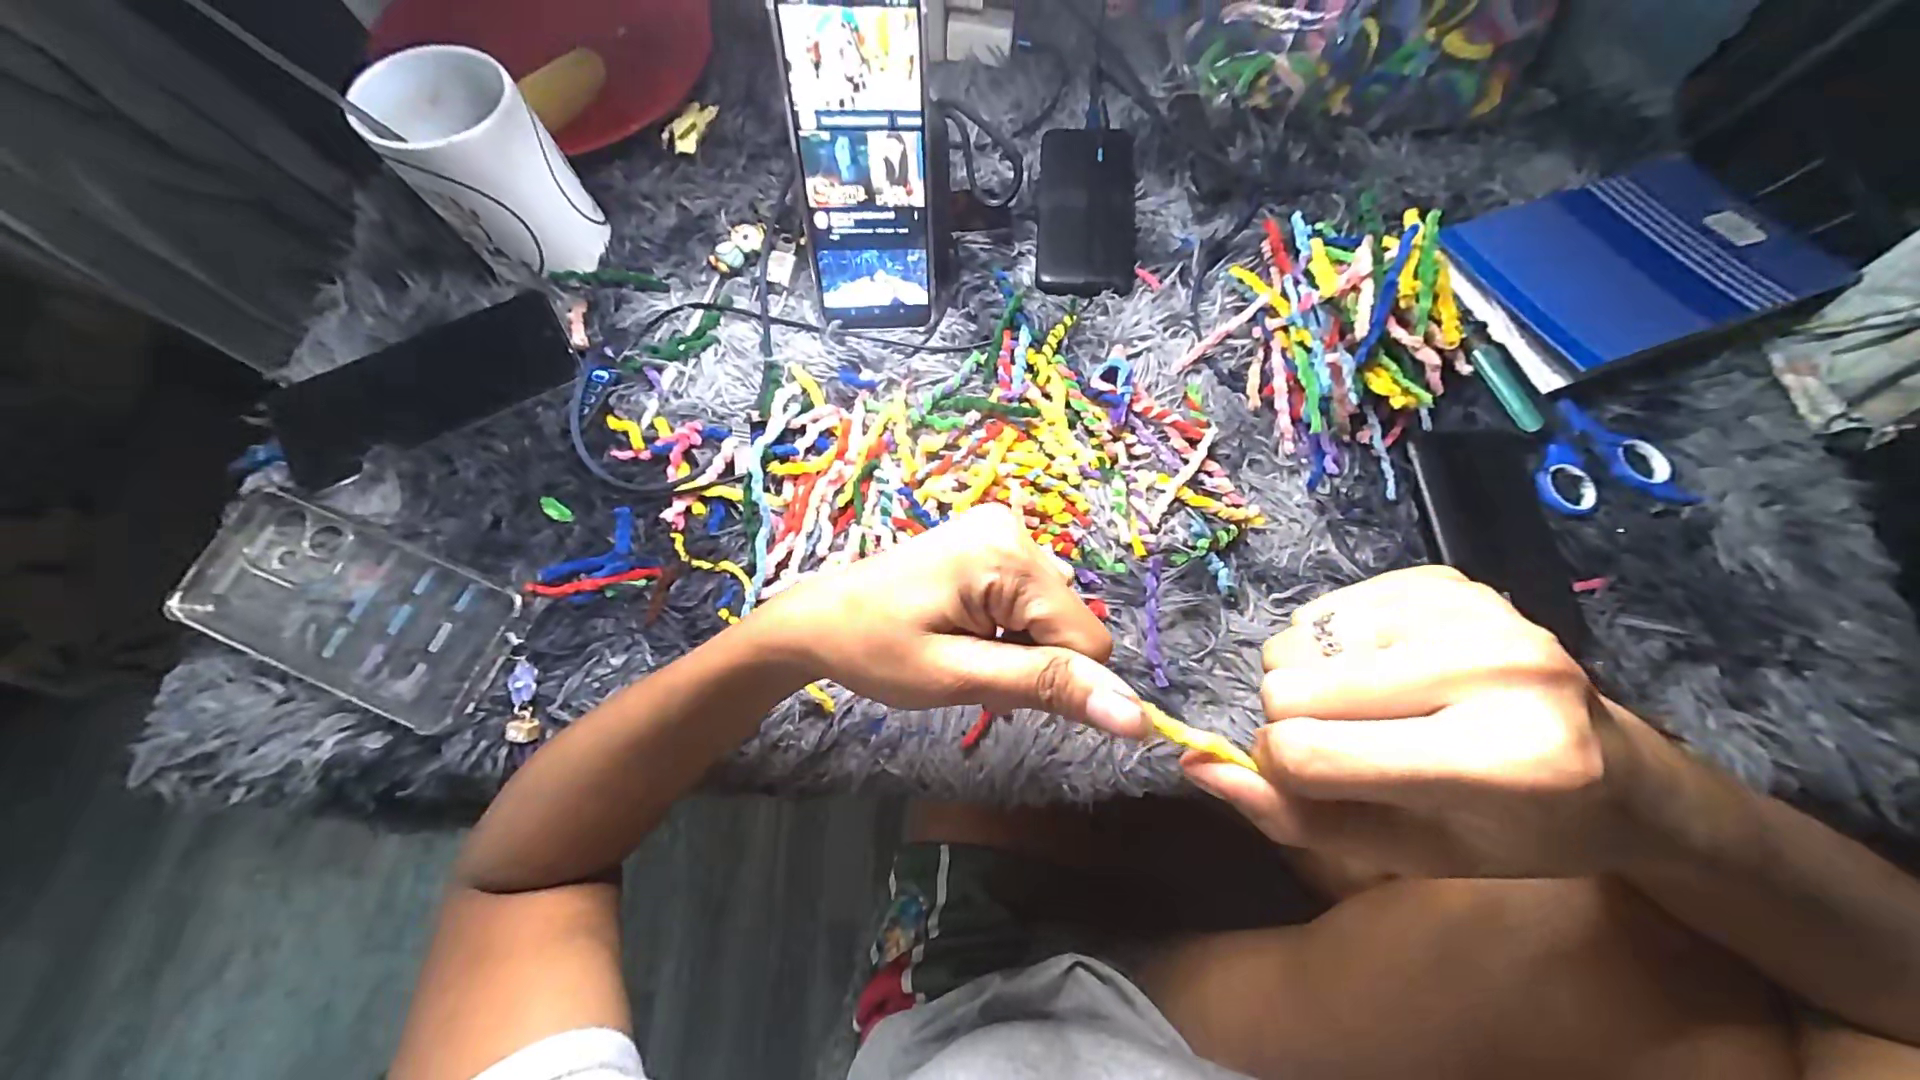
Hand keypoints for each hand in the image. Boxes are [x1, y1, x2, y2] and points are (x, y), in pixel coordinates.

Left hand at [749, 504, 1151, 735]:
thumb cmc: (874, 649)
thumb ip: (1048, 687)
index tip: (1001, 687)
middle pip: (1072, 622)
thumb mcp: (958, 676)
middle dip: (1033, 659)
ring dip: (1022, 646)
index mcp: (1008, 555)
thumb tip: (1138, 716)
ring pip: (1054, 614)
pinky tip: (968, 630)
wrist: (818, 619)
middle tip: (971, 665)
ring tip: (963, 648)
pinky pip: (1032, 598)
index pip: (1089, 639)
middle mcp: (1016, 529)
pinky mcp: (993, 542)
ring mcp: (1003, 530)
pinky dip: (1012, 628)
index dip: (1057, 679)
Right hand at [1186, 565, 1666, 877]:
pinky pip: (1321, 610)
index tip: (1313, 782)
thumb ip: (1293, 817)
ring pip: (1295, 642)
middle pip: (1287, 686)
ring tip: (1376, 706)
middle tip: (1354, 742)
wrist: (1622, 771)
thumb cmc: (1515, 832)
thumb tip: (1196, 765)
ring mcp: (1469, 609)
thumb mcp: (1405, 851)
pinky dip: (1331, 648)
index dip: (1281, 771)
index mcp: (1502, 760)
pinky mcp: (1444, 578)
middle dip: (1292, 722)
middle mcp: (1490, 666)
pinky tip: (1385, 669)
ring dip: (1311, 681)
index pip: (1305, 751)